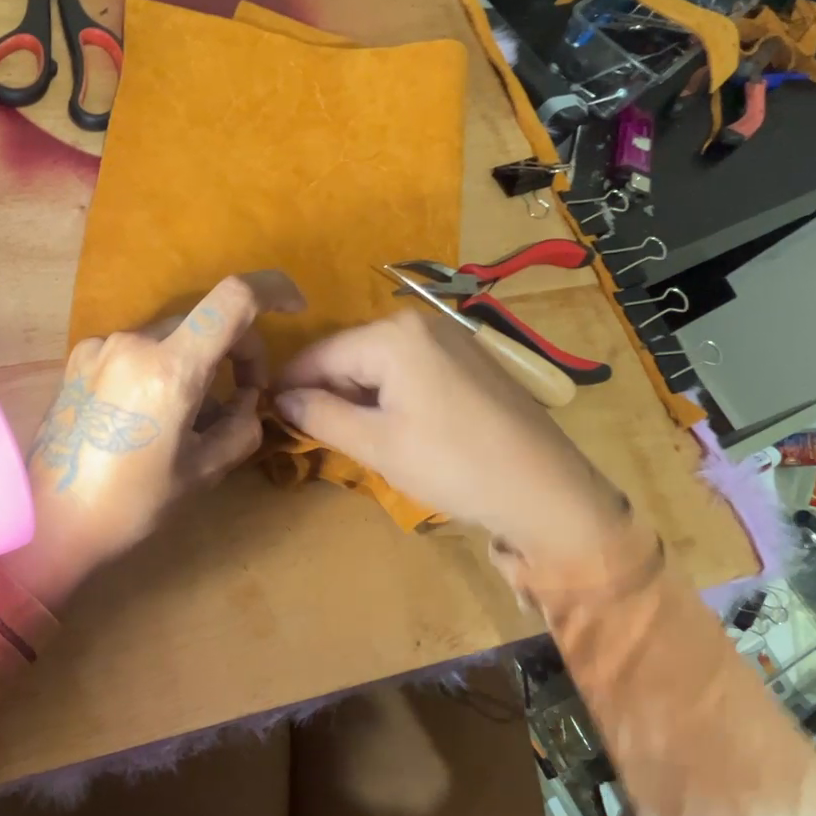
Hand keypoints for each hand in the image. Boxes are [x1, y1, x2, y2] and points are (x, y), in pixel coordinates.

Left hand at [0, 271, 307, 606]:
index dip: (275, 291)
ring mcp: (100, 347)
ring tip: (189, 420)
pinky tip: (150, 417)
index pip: (234, 298)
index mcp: (168, 369)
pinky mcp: (80, 358)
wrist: (48, 521)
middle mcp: (132, 343)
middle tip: (242, 401)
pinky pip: (138, 350)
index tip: (294, 309)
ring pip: (171, 338)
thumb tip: (248, 400)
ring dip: (196, 364)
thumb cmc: (129, 506)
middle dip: (235, 351)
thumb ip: (242, 425)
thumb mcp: (203, 471)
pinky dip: (161, 369)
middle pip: (205, 320)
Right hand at [274, 309, 628, 566]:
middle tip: (308, 436)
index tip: (268, 418)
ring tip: (349, 438)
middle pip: (349, 355)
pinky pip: (409, 369)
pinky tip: (392, 430)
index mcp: (393, 335)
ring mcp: (450, 339)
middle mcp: (420, 323)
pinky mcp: (468, 361)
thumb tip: (281, 399)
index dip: (289, 387)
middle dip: (325, 393)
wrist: (547, 492)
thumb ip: (320, 415)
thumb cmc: (453, 465)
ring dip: (357, 397)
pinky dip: (389, 396)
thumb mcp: (376, 445)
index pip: (318, 355)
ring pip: (378, 364)